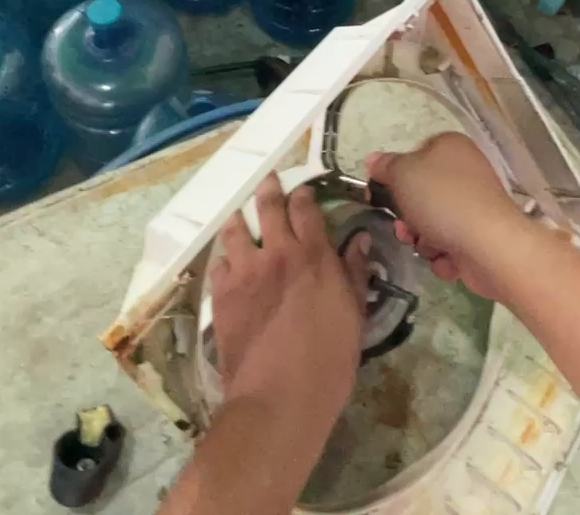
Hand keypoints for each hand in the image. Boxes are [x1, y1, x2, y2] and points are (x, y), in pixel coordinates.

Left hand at [209, 173, 372, 416]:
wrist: (278, 399)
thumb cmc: (328, 361)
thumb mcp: (355, 316)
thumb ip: (355, 273)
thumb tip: (360, 239)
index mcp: (314, 256)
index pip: (306, 209)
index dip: (304, 194)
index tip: (302, 189)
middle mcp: (278, 253)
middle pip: (268, 206)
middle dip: (269, 189)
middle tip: (268, 180)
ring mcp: (245, 271)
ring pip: (236, 228)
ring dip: (240, 218)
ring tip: (239, 214)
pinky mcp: (221, 294)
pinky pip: (219, 264)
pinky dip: (225, 259)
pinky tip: (227, 263)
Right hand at [367, 132, 527, 299]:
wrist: (489, 246)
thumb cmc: (442, 200)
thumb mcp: (402, 174)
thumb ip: (385, 166)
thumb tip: (373, 159)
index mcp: (450, 147)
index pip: (417, 154)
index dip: (398, 175)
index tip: (385, 192)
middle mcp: (466, 171)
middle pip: (423, 193)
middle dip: (408, 216)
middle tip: (403, 227)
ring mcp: (476, 205)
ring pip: (434, 222)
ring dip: (423, 239)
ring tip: (427, 247)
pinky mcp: (481, 236)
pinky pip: (451, 244)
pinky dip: (444, 255)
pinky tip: (446, 259)